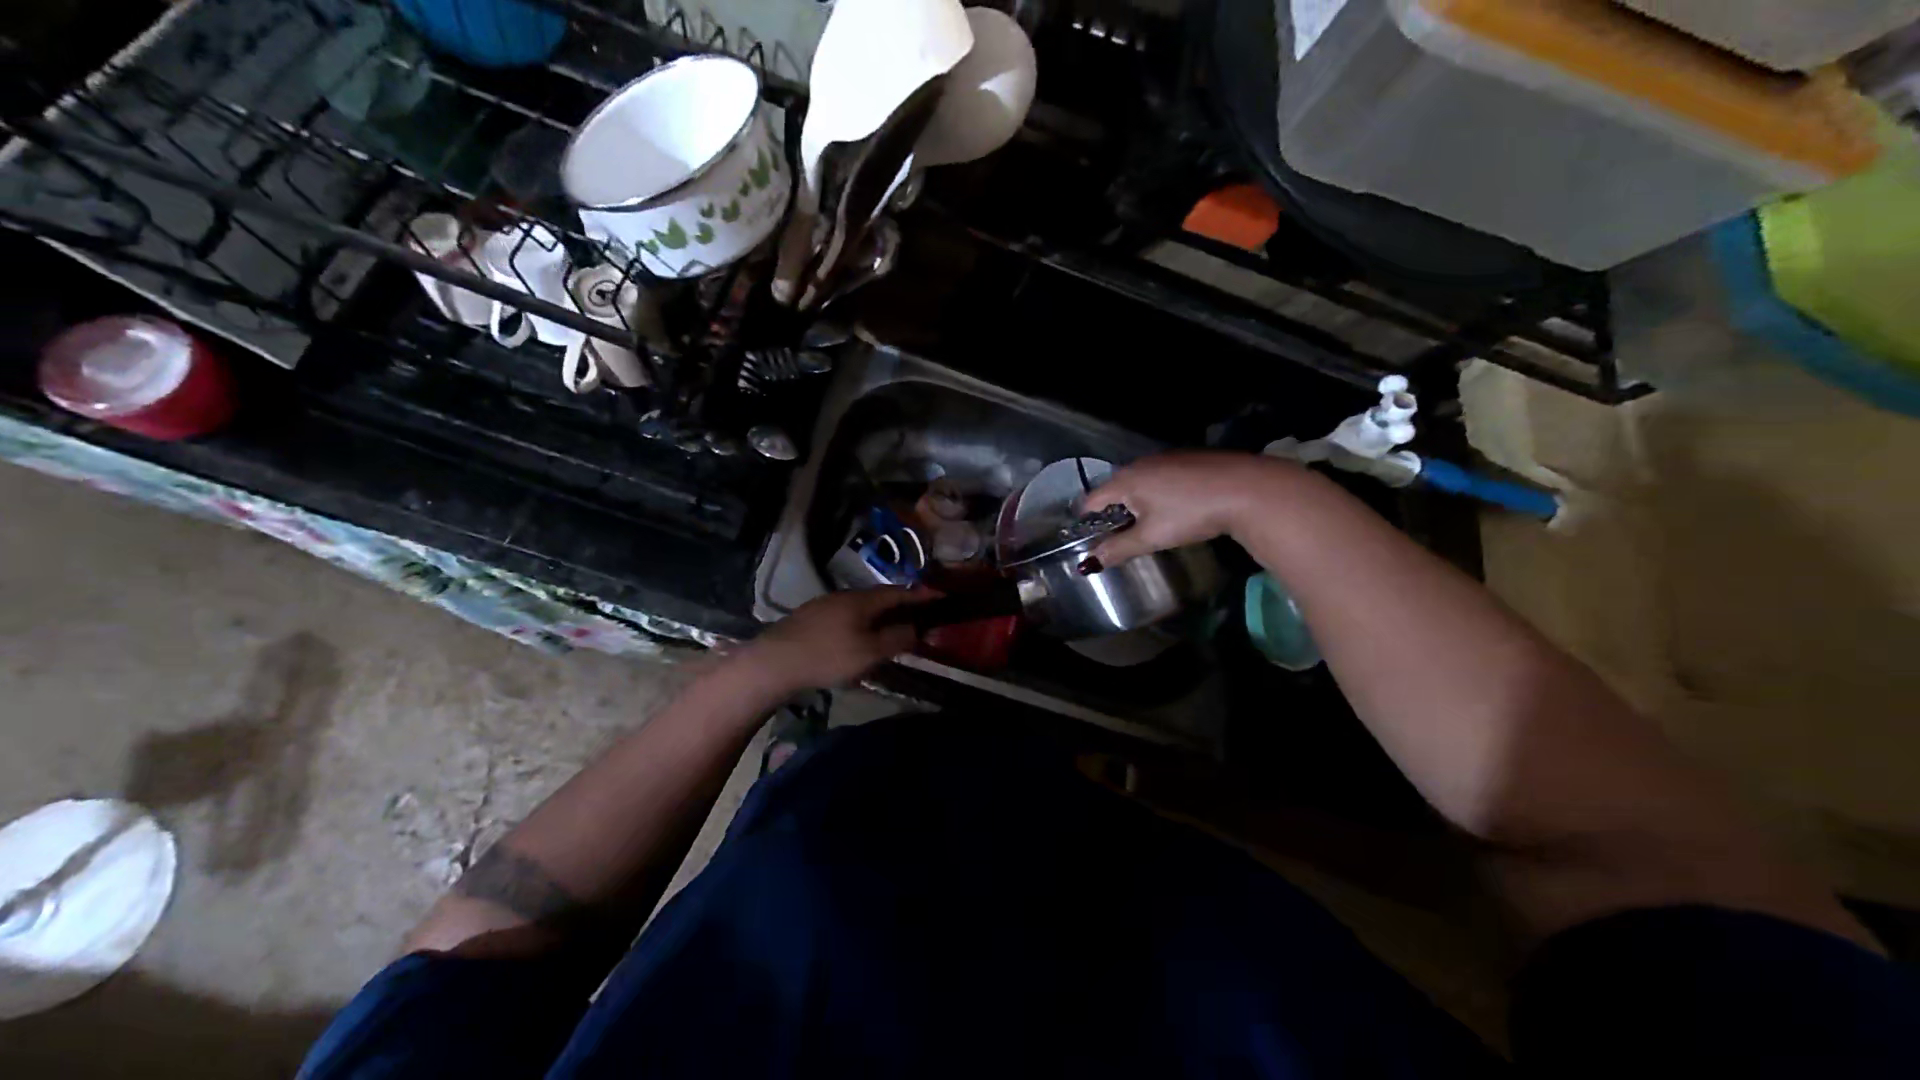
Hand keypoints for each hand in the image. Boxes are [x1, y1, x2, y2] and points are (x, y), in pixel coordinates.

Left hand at [737, 587, 932, 694]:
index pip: (899, 592)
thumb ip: (897, 639)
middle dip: (900, 607)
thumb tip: (916, 628)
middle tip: (918, 617)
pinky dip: (861, 625)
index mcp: (862, 599)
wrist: (773, 663)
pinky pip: (845, 618)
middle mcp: (844, 596)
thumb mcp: (870, 652)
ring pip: (861, 608)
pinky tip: (858, 640)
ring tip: (891, 632)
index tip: (941, 597)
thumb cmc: (827, 656)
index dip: (921, 595)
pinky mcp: (809, 620)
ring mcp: (824, 605)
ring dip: (879, 618)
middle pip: (879, 598)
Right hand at [1080, 451, 1298, 567]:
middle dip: (1113, 512)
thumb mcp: (1151, 537)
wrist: (1246, 488)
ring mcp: (1165, 458)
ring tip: (1148, 525)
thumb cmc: (1190, 514)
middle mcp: (1139, 464)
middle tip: (1120, 537)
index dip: (1086, 522)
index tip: (1090, 541)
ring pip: (1138, 482)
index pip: (1091, 500)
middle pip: (1114, 489)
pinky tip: (1175, 508)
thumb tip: (1089, 563)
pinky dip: (1158, 492)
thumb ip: (1118, 549)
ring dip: (1136, 502)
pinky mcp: (1187, 458)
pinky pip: (1160, 477)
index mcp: (1125, 480)